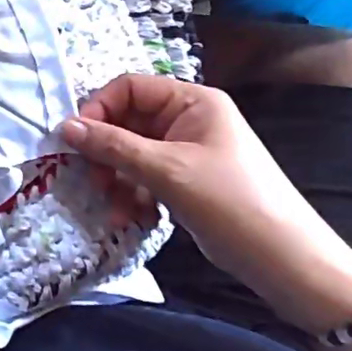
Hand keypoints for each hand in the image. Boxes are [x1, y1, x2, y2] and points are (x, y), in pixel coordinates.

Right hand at [59, 74, 351, 334]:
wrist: (287, 263)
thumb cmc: (231, 203)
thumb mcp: (167, 171)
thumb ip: (113, 146)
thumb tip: (64, 126)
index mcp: (192, 101)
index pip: (130, 87)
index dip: (99, 108)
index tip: (75, 139)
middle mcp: (188, 119)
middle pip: (127, 121)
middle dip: (105, 150)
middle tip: (90, 177)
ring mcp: (186, 151)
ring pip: (131, 152)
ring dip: (115, 177)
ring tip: (110, 204)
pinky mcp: (184, 181)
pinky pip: (143, 176)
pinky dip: (131, 194)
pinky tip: (128, 217)